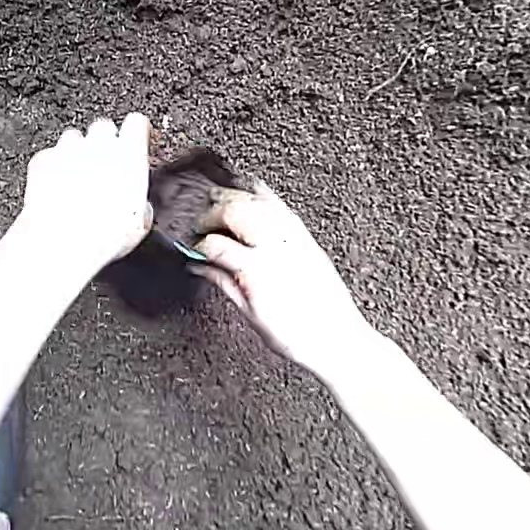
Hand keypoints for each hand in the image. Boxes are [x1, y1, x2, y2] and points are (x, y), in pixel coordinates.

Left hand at [14, 113, 153, 271]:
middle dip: (104, 142)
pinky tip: (56, 188)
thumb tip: (138, 206)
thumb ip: (140, 201)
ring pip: (74, 137)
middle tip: (105, 167)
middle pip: (104, 126)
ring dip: (77, 152)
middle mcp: (99, 143)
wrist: (62, 242)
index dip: (136, 132)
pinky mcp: (42, 160)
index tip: (135, 142)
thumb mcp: (139, 223)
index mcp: (129, 153)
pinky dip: (53, 166)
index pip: (137, 122)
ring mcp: (68, 149)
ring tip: (78, 179)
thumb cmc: (103, 234)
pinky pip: (50, 155)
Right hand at [194, 183, 380, 379]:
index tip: (192, 248)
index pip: (215, 244)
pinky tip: (253, 190)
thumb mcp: (250, 313)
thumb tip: (201, 266)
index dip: (197, 244)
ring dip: (234, 195)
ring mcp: (292, 237)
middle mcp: (275, 246)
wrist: (337, 339)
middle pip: (234, 211)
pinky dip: (263, 193)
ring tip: (217, 197)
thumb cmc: (298, 335)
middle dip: (210, 213)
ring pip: (257, 200)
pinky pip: (280, 205)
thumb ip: (222, 282)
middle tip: (199, 223)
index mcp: (256, 269)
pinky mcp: (305, 236)